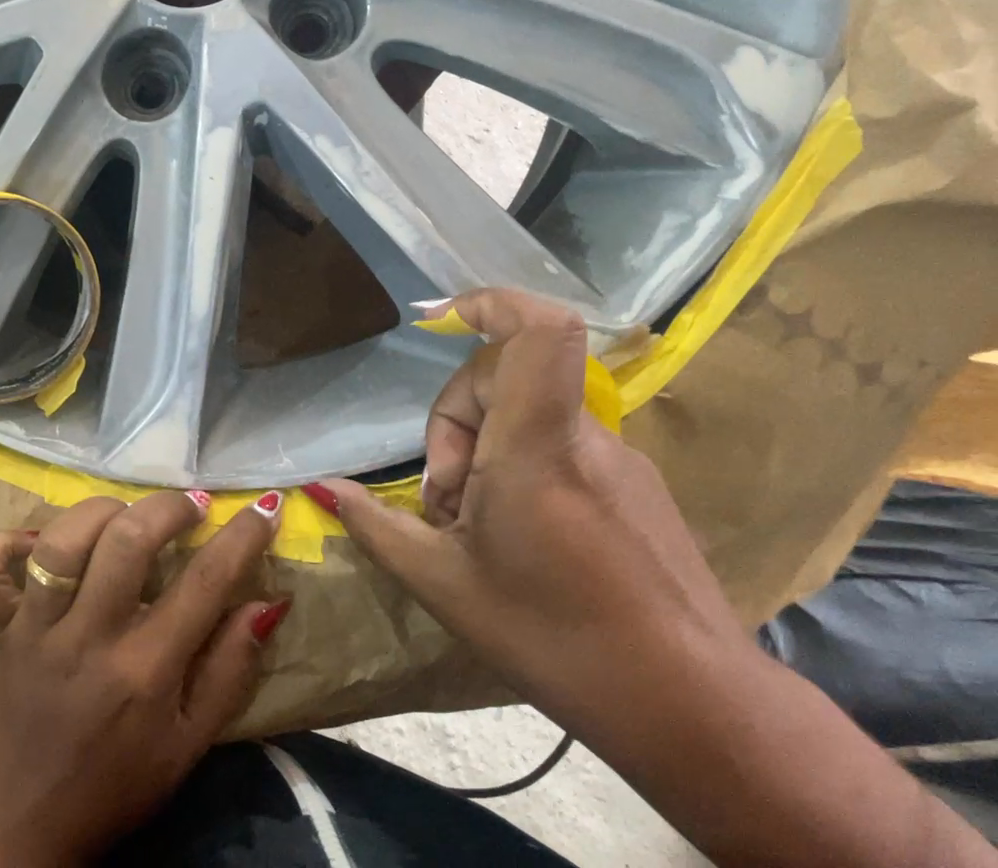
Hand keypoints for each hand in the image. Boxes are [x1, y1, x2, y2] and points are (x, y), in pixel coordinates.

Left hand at [0, 490, 289, 866]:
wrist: (27, 816)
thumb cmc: (119, 781)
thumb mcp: (191, 743)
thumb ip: (229, 670)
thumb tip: (267, 601)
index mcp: (145, 672)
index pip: (203, 584)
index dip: (242, 537)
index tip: (263, 508)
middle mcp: (87, 639)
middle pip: (126, 543)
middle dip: (166, 508)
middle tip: (189, 505)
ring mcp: (33, 630)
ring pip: (60, 543)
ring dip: (98, 512)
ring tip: (124, 512)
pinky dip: (7, 542)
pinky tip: (40, 539)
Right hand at [317, 289, 997, 867]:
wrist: (689, 705)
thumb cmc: (551, 637)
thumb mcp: (440, 581)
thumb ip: (374, 523)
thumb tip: (319, 489)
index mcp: (537, 448)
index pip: (538, 332)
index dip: (491, 303)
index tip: (438, 318)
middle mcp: (586, 439)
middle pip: (505, 381)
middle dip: (454, 427)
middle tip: (445, 505)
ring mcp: (621, 463)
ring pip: (530, 419)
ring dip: (484, 456)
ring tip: (475, 532)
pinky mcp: (639, 491)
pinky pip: (561, 449)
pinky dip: (520, 472)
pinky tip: (515, 538)